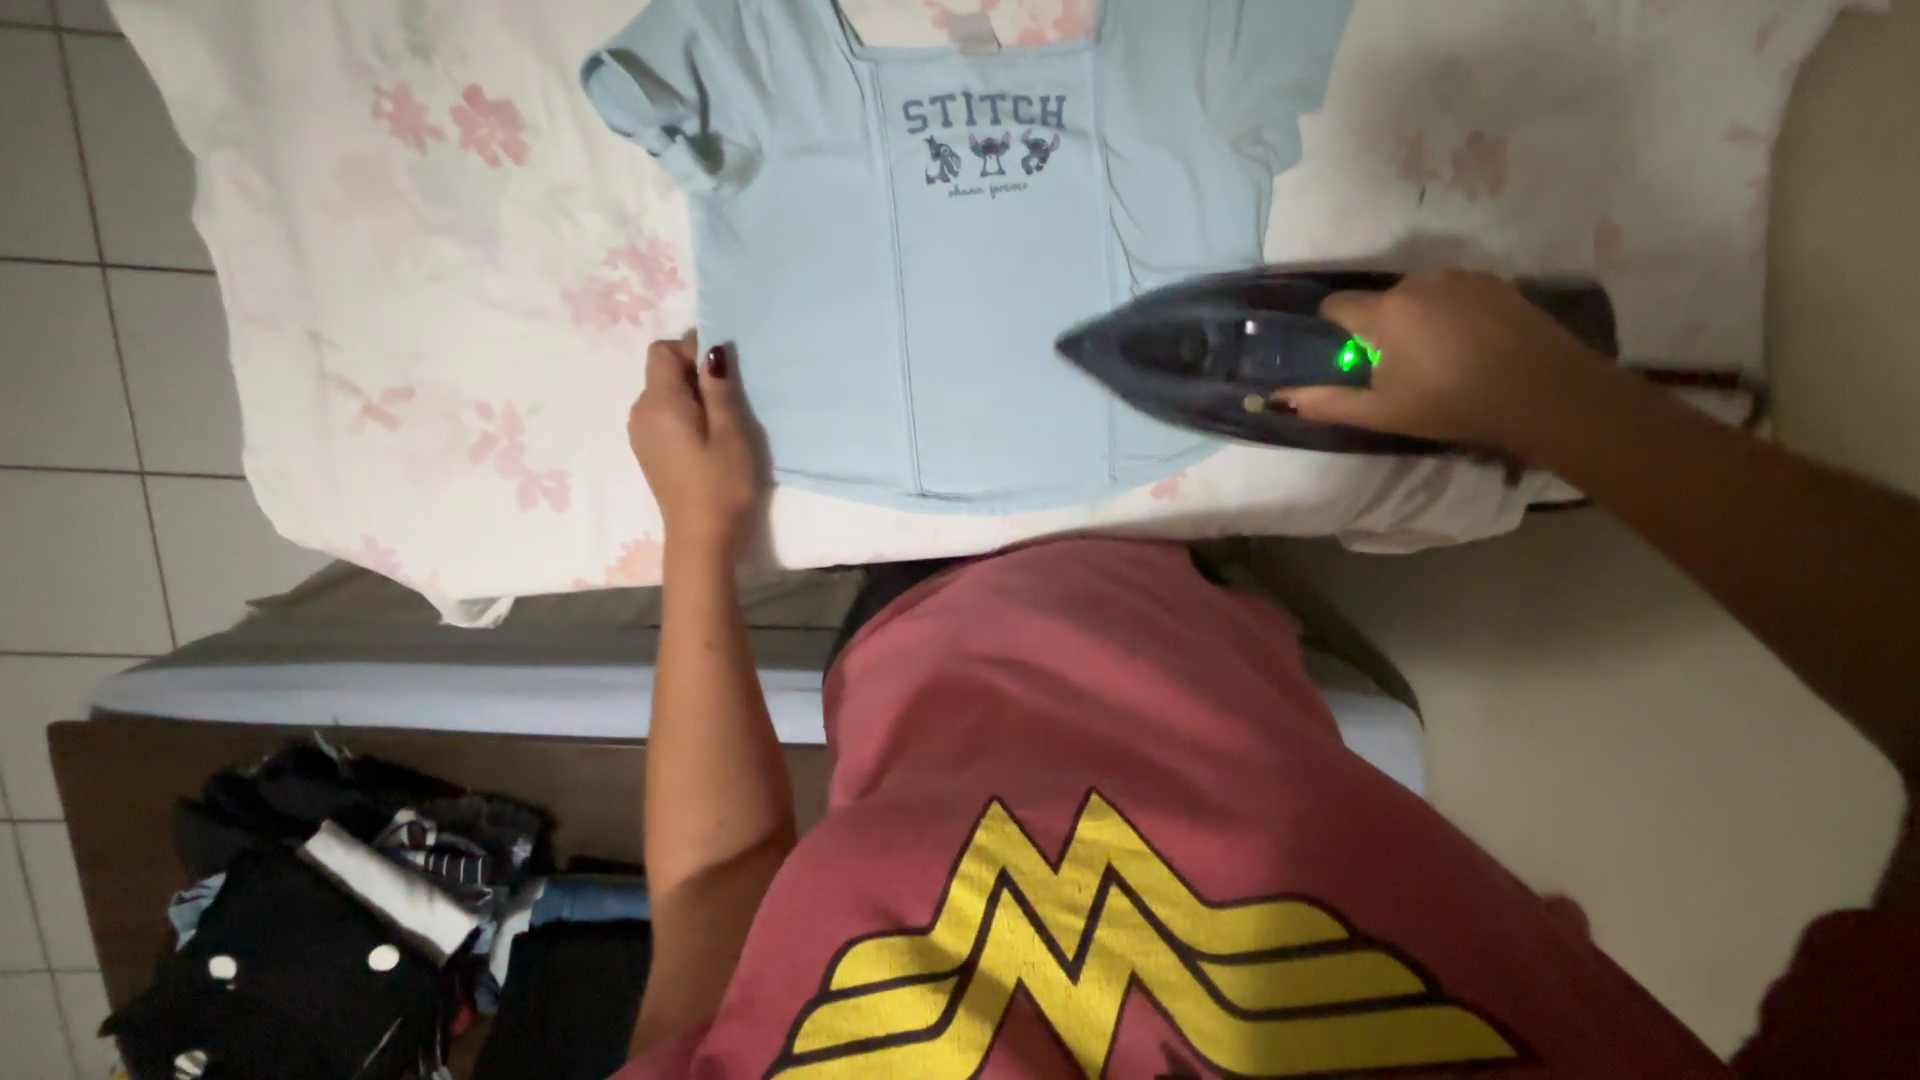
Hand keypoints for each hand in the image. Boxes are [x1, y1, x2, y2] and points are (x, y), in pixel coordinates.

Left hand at [629, 334, 759, 552]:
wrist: (701, 538)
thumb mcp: (730, 432)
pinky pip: (663, 416)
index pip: (664, 351)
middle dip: (693, 372)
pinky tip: (707, 439)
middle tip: (731, 398)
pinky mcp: (649, 451)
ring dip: (691, 395)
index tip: (724, 372)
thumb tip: (712, 350)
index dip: (693, 350)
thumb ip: (719, 388)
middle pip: (661, 370)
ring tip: (722, 421)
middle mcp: (640, 412)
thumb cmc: (722, 485)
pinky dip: (684, 414)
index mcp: (658, 403)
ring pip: (663, 394)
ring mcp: (641, 434)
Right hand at [1280, 270, 1607, 448]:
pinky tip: (1467, 343)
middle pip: (1378, 301)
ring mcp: (1460, 277)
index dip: (1333, 330)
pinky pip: (1453, 292)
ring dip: (1414, 318)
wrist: (1544, 393)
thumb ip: (1325, 402)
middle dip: (1377, 328)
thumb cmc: (1452, 404)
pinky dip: (1448, 312)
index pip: (1335, 306)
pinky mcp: (1495, 281)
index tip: (1346, 358)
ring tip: (1436, 356)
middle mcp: (1417, 282)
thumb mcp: (1381, 412)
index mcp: (1383, 312)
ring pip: (1416, 295)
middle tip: (1396, 369)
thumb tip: (1276, 400)